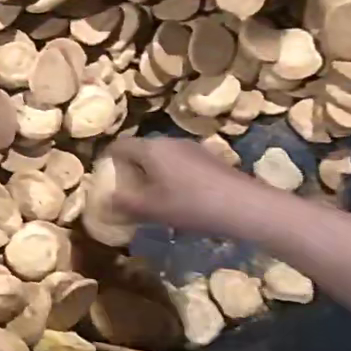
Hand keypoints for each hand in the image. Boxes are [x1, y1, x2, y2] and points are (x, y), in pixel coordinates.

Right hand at [106, 136, 281, 237]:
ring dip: (153, 174)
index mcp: (150, 148)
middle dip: (131, 169)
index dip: (108, 161)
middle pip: (141, 150)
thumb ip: (123, 204)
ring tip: (153, 199)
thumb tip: (103, 202)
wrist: (246, 206)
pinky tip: (180, 199)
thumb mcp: (150, 209)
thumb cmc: (191, 204)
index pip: (118, 146)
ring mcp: (192, 148)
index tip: (105, 180)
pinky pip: (180, 164)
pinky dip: (172, 177)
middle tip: (127, 192)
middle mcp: (169, 141)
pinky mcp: (209, 159)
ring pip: (162, 158)